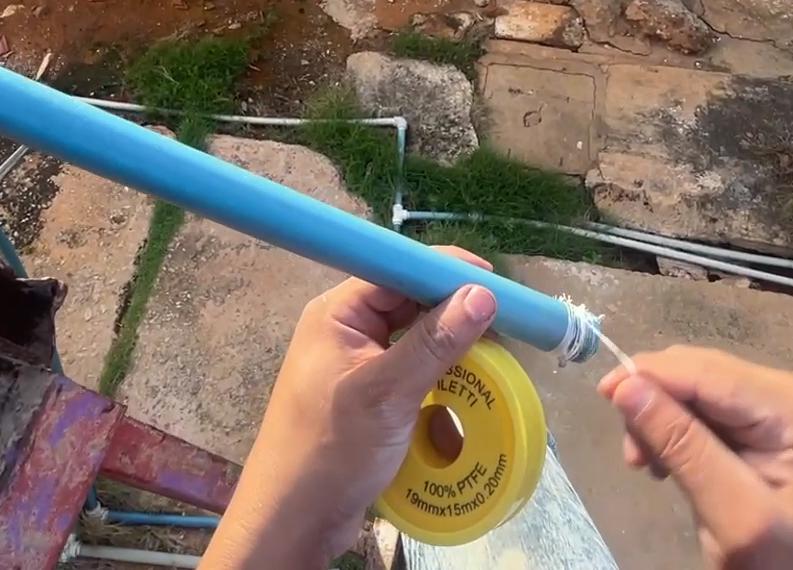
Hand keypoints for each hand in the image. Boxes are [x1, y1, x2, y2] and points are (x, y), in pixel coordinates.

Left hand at [201, 248, 497, 568]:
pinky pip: (410, 364)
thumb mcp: (387, 393)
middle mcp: (347, 326)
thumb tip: (482, 295)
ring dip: (448, 342)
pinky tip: (464, 380)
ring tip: (491, 349)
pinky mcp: (368, 391)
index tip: (490, 279)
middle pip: (408, 299)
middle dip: (452, 307)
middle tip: (501, 318)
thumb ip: (435, 343)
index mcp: (339, 312)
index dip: (443, 269)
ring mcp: (356, 359)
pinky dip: (437, 370)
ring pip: (413, 333)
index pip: (396, 269)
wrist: (291, 523)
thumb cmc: (329, 451)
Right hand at [598, 345, 792, 569]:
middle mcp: (788, 392)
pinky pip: (699, 404)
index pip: (709, 372)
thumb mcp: (734, 518)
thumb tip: (626, 386)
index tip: (605, 394)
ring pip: (692, 384)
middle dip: (654, 400)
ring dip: (658, 416)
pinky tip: (664, 460)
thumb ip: (683, 448)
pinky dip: (671, 426)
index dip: (652, 373)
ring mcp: (774, 404)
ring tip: (645, 463)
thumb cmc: (780, 568)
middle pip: (699, 372)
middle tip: (631, 452)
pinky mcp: (757, 419)